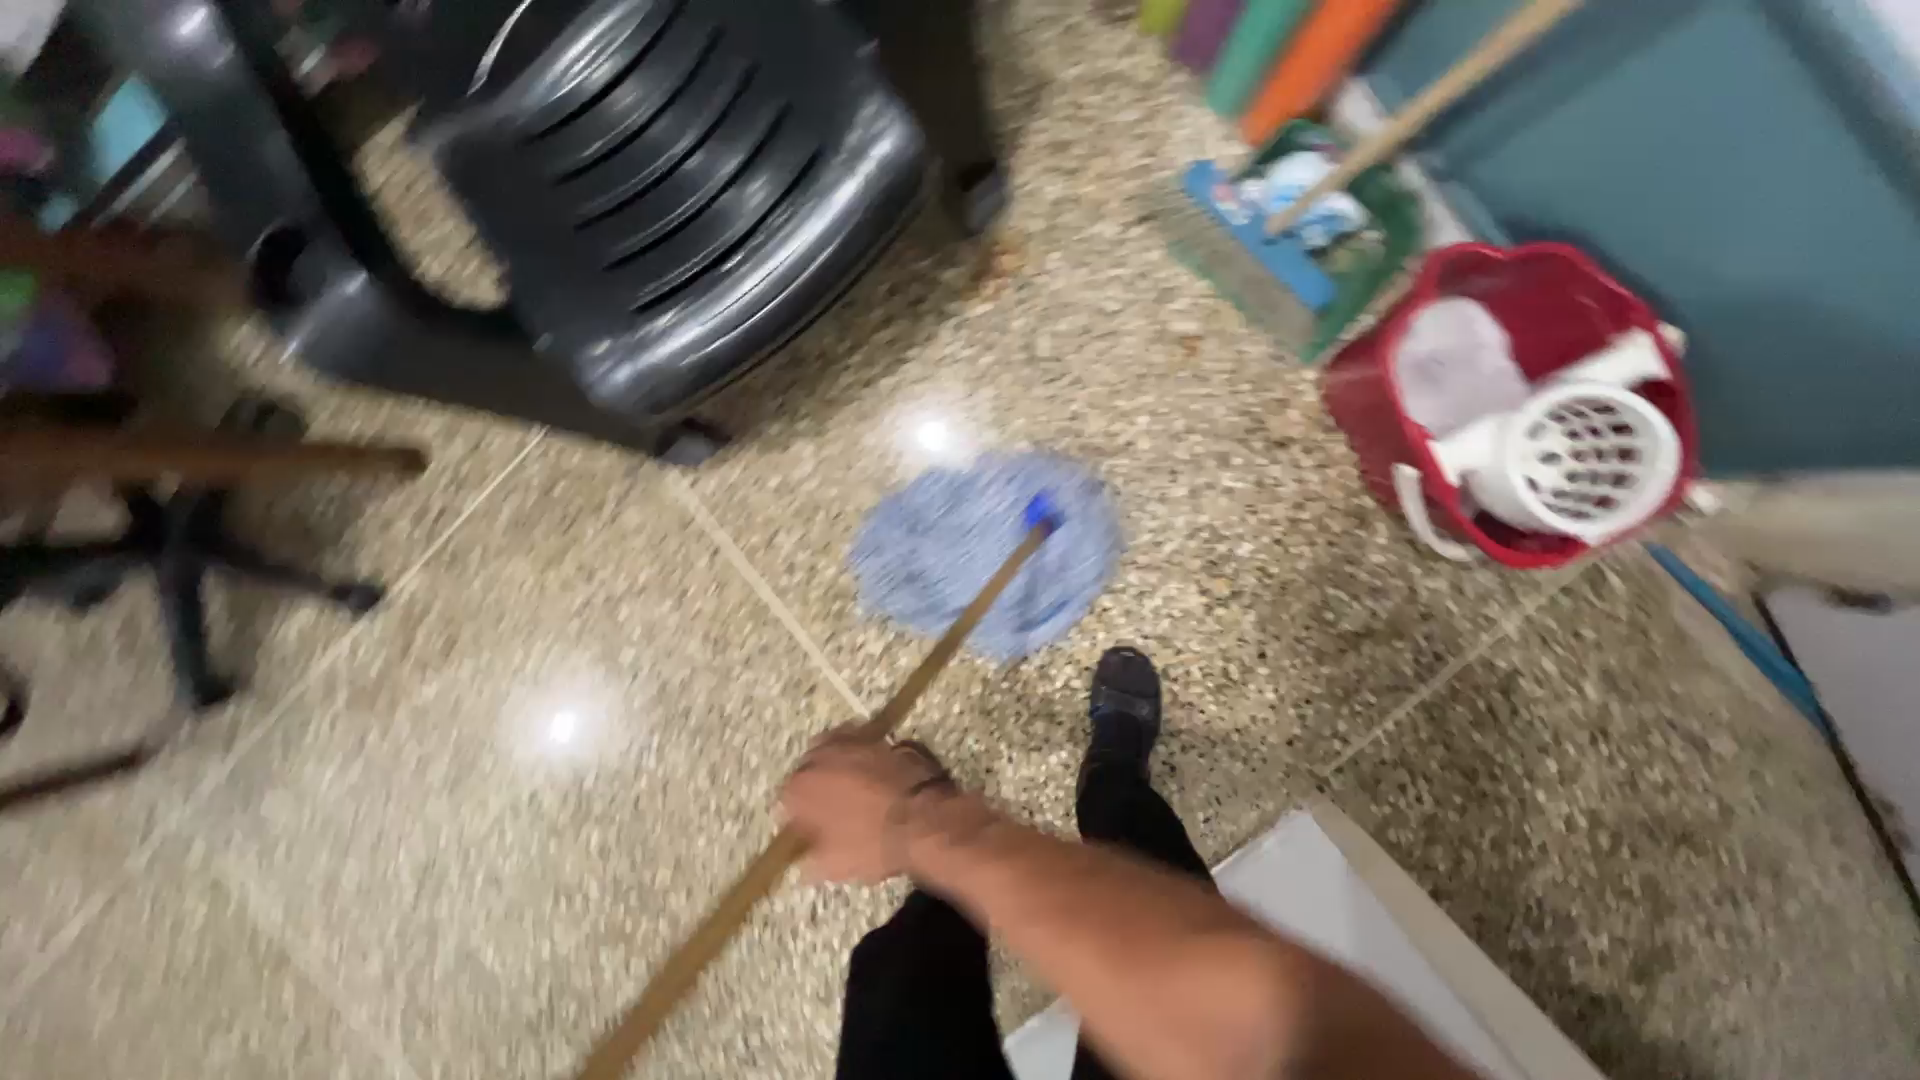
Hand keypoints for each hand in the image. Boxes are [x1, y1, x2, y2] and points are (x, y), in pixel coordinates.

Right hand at [780, 726, 945, 883]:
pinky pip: (866, 745)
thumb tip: (805, 864)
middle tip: (832, 806)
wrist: (923, 818)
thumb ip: (811, 861)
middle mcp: (821, 755)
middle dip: (817, 784)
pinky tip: (878, 773)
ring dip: (840, 765)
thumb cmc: (872, 844)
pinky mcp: (884, 735)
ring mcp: (854, 739)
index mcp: (800, 785)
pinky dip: (867, 756)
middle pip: (809, 768)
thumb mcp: (833, 866)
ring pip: (837, 749)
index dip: (798, 816)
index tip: (809, 829)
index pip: (786, 800)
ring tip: (854, 786)